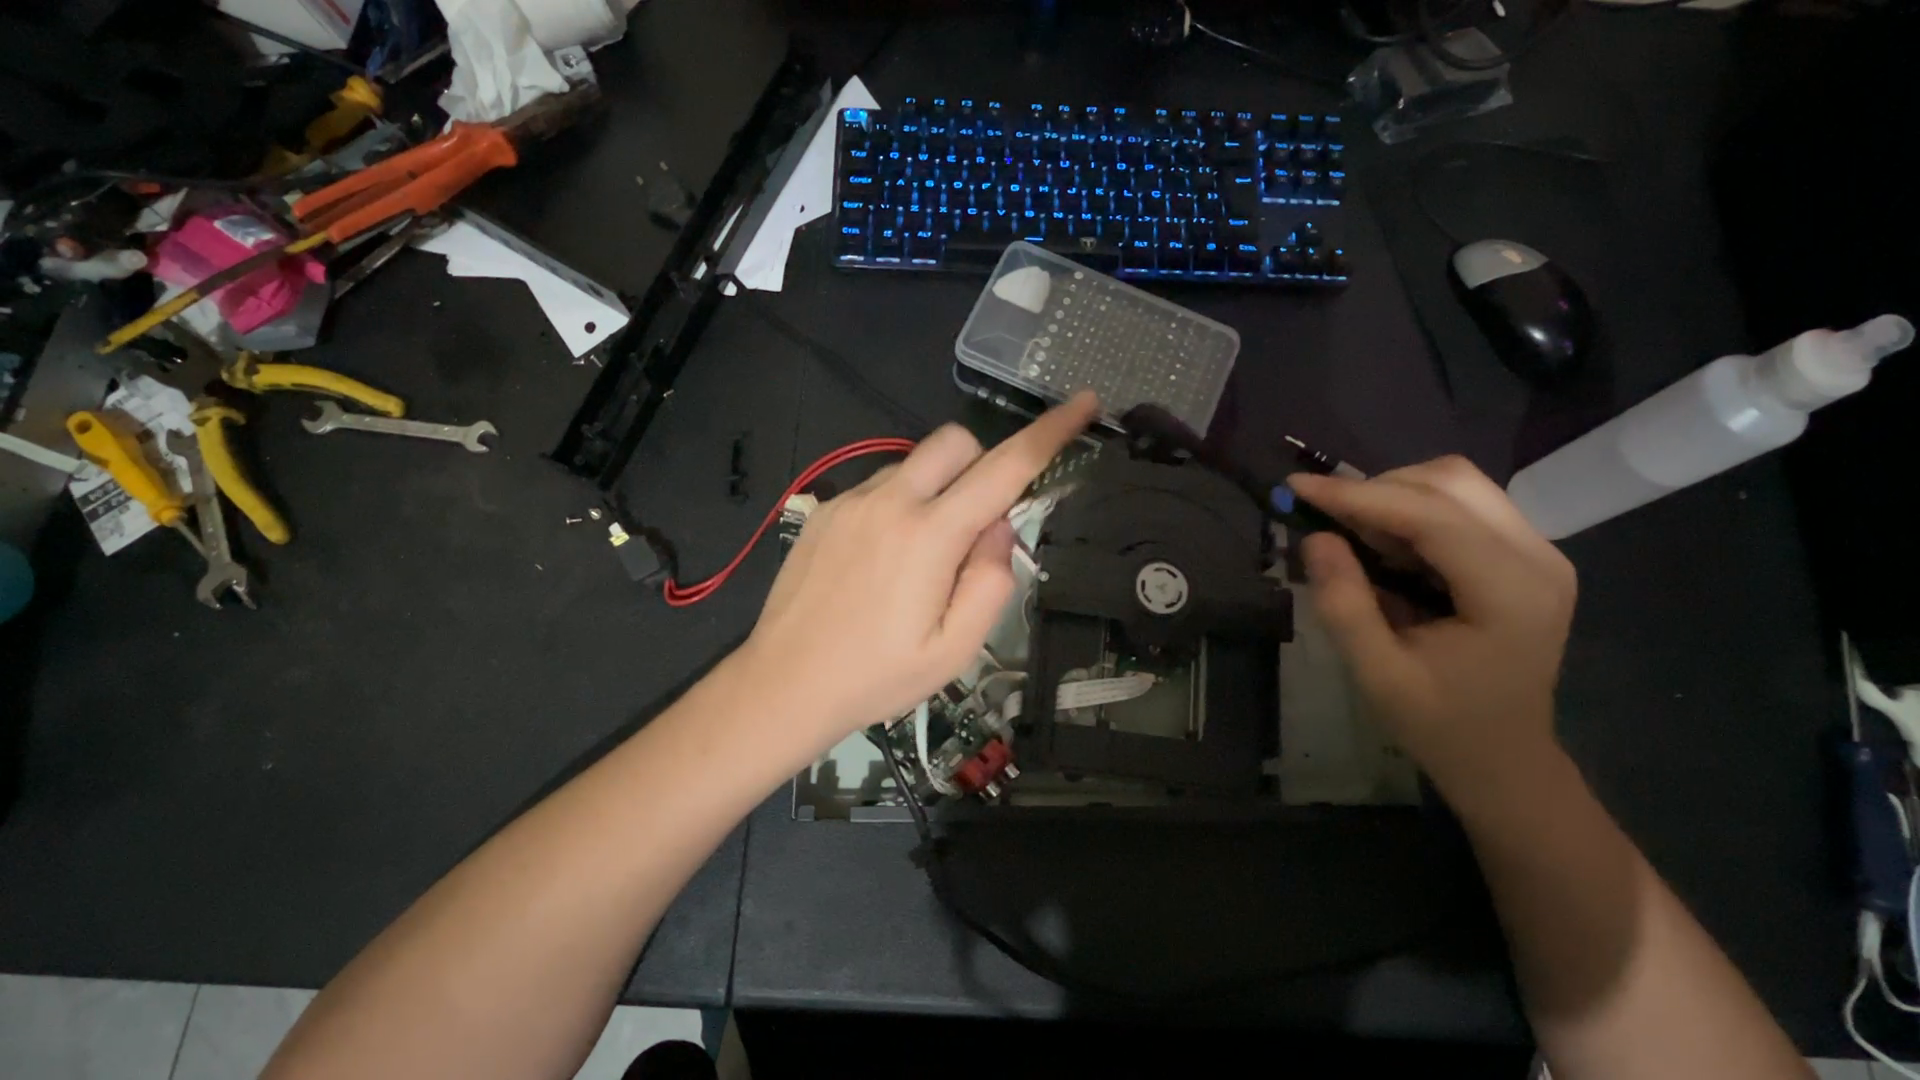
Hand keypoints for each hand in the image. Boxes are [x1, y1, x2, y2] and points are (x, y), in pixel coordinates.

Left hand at [738, 393, 1098, 749]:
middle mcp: (890, 501)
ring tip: (920, 559)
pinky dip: (899, 505)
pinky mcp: (825, 510)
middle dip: (982, 463)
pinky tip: (881, 562)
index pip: (1004, 467)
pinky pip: (878, 485)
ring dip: (936, 489)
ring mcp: (851, 501)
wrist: (784, 684)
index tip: (1084, 403)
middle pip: (954, 441)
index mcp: (930, 535)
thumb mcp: (956, 649)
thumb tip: (1000, 526)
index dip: (1050, 433)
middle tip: (977, 524)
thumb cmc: (878, 676)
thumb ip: (992, 580)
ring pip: (913, 463)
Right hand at [1288, 457, 1576, 796]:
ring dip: (1396, 495)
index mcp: (1511, 593)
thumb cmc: (1440, 724)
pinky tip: (1389, 547)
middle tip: (1327, 521)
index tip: (1297, 488)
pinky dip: (1414, 509)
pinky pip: (1464, 504)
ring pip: (1458, 484)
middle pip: (1452, 482)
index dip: (1360, 496)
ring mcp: (1539, 551)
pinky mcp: (1526, 553)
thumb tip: (1315, 538)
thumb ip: (1345, 605)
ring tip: (1358, 538)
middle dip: (1378, 489)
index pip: (1431, 516)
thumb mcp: (1378, 674)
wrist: (1505, 757)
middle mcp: (1538, 557)